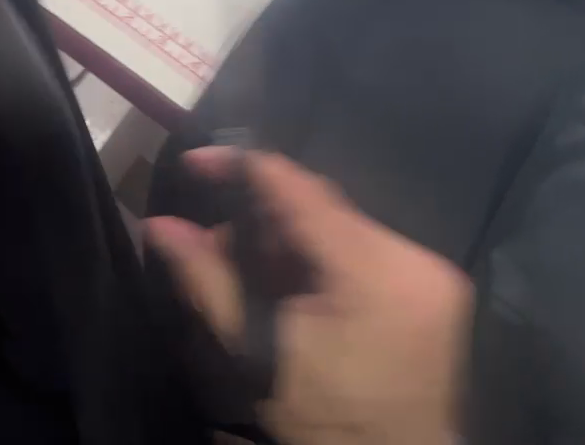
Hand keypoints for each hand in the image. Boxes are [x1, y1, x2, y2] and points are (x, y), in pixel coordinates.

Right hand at [147, 150, 471, 444]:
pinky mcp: (427, 289)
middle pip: (316, 206)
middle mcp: (411, 259)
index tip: (192, 164)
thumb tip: (157, 226)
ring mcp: (426, 274)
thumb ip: (206, 277)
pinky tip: (283, 280)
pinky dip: (312, 254)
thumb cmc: (325, 419)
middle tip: (212, 241)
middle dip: (257, 216)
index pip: (297, 188)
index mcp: (374, 272)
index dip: (239, 166)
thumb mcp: (256, 351)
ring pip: (333, 223)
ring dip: (282, 236)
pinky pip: (355, 245)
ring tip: (243, 267)